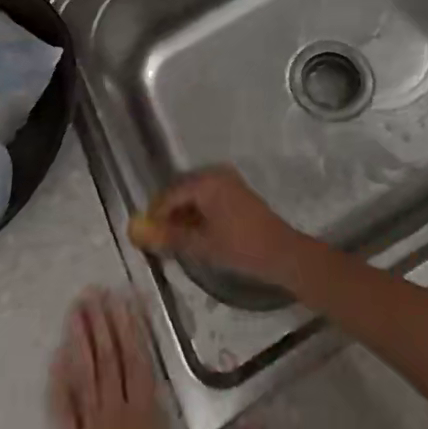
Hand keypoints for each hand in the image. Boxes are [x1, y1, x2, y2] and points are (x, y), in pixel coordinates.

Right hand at [127, 167, 313, 284]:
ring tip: (176, 236)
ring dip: (184, 214)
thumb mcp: (202, 244)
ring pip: (195, 195)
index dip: (156, 213)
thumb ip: (171, 236)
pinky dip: (199, 212)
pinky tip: (196, 231)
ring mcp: (228, 181)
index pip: (171, 194)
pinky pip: (209, 197)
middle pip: (182, 191)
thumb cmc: (242, 248)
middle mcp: (215, 174)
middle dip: (169, 212)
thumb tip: (143, 234)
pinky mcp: (237, 191)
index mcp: (205, 182)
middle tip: (160, 234)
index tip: (147, 231)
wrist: (284, 254)